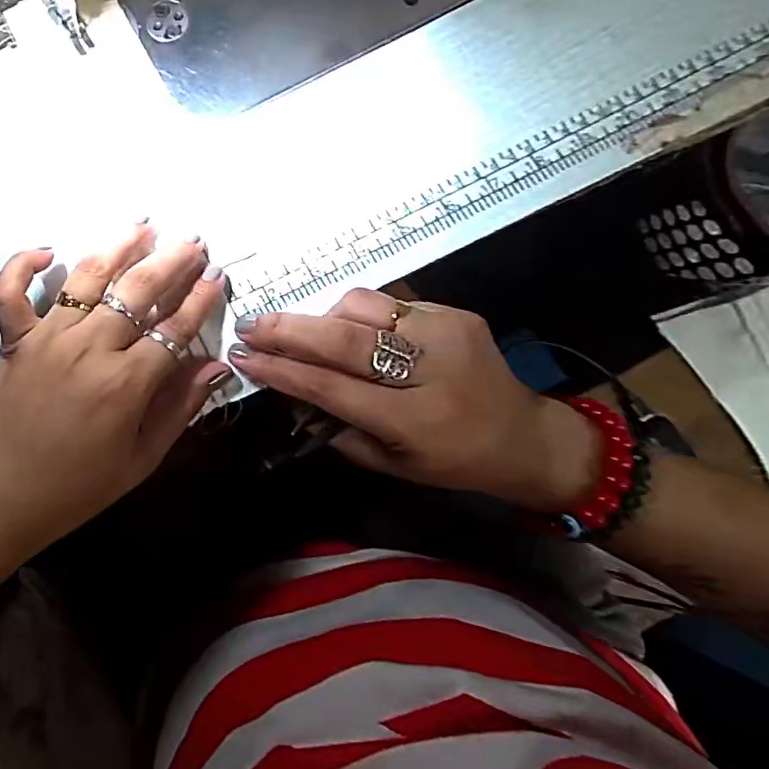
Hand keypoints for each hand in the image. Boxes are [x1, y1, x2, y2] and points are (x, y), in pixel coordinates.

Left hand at [0, 226, 229, 589]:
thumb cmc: (76, 488)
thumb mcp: (141, 459)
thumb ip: (180, 408)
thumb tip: (216, 366)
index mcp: (125, 384)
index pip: (174, 328)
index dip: (200, 299)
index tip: (217, 276)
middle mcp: (88, 349)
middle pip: (137, 292)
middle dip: (171, 262)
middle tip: (193, 241)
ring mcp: (46, 339)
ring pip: (87, 279)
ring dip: (118, 248)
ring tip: (142, 227)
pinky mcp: (13, 340)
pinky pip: (11, 292)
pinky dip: (22, 265)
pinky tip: (46, 251)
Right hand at [229, 290, 600, 511]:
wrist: (524, 433)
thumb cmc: (454, 461)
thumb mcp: (395, 465)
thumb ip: (342, 432)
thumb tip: (296, 395)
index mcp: (415, 420)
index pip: (334, 388)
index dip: (284, 371)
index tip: (245, 357)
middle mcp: (431, 368)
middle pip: (345, 339)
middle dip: (289, 330)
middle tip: (251, 325)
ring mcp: (446, 331)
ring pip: (364, 306)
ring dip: (325, 317)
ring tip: (304, 332)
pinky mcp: (455, 312)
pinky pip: (390, 302)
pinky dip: (360, 315)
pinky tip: (350, 330)